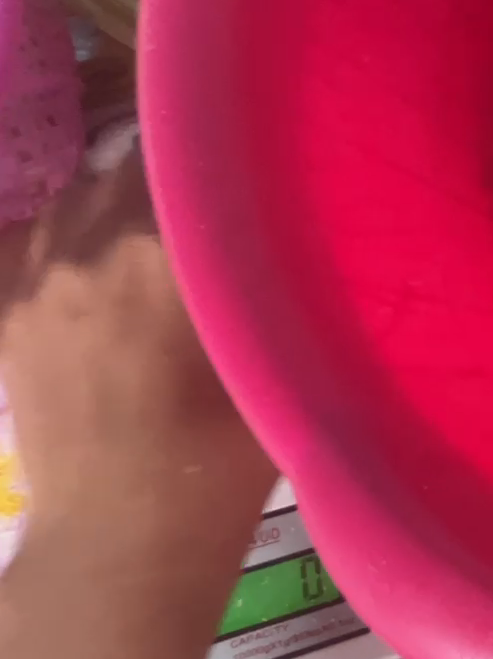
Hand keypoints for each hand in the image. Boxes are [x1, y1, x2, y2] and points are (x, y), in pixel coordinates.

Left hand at [0, 132, 272, 545]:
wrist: (139, 510)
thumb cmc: (241, 431)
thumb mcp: (287, 339)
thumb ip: (281, 271)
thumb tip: (298, 223)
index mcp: (173, 249)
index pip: (191, 158)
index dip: (226, 148)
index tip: (264, 152)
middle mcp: (94, 247)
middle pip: (132, 172)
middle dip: (177, 172)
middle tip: (224, 190)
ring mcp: (35, 279)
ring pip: (77, 201)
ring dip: (121, 200)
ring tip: (165, 219)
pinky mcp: (4, 313)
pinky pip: (30, 242)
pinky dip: (68, 234)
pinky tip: (98, 251)